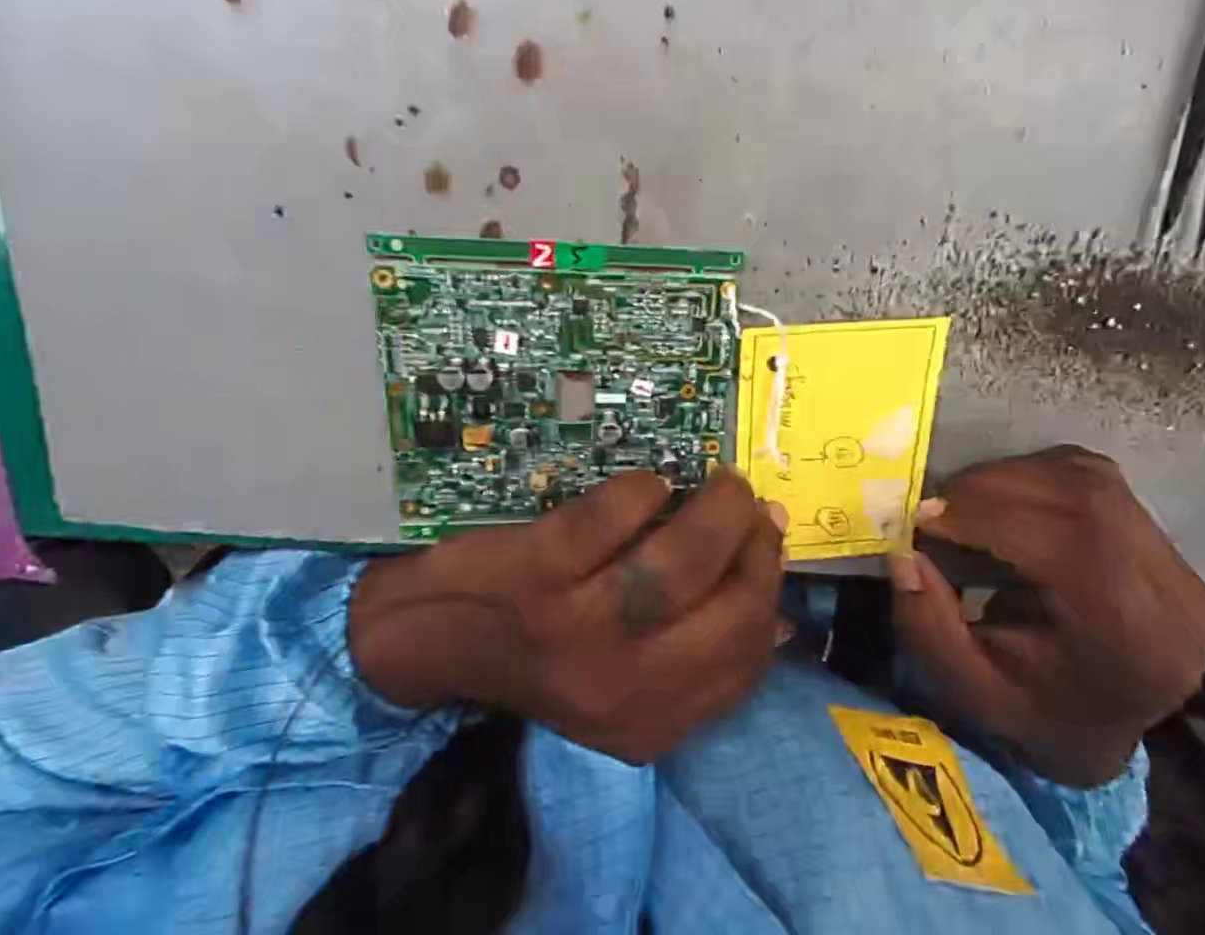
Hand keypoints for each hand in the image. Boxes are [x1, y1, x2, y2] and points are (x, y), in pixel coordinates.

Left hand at [351, 471, 786, 764]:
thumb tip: (776, 616)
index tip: (770, 549)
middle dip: (755, 548)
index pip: (743, 663)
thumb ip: (689, 659)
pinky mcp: (536, 573)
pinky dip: (643, 493)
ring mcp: (576, 628)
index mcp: (648, 721)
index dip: (770, 596)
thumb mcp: (618, 682)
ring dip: (714, 511)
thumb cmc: (531, 654)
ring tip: (717, 484)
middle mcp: (620, 686)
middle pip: (727, 613)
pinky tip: (648, 486)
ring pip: (678, 562)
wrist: (428, 639)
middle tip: (750, 506)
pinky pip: (613, 519)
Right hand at [888, 446, 1204, 787]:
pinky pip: (1090, 476)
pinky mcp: (1157, 537)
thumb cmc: (1032, 711)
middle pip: (1085, 499)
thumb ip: (928, 625)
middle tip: (933, 505)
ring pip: (1088, 477)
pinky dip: (1032, 474)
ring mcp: (1174, 561)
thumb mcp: (967, 688)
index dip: (992, 517)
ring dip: (1009, 477)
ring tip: (960, 502)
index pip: (1074, 546)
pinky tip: (999, 500)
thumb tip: (903, 555)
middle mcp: (1172, 594)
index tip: (925, 518)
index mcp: (1134, 643)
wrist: (1100, 726)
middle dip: (992, 488)